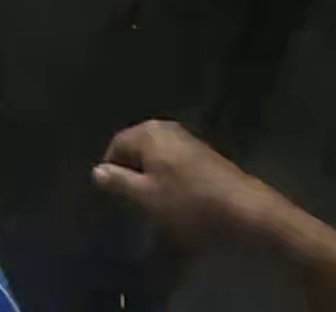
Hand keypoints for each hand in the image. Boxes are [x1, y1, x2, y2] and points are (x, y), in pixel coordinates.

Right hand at [92, 120, 288, 245]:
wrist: (238, 207)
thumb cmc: (186, 203)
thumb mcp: (146, 198)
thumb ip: (119, 182)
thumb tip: (97, 170)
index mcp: (150, 133)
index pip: (117, 143)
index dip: (109, 168)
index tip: (109, 196)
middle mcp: (166, 127)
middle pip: (136, 145)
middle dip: (128, 170)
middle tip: (126, 200)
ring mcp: (184, 137)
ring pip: (153, 153)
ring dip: (146, 174)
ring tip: (146, 202)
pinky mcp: (198, 151)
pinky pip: (169, 158)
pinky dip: (163, 174)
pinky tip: (168, 196)